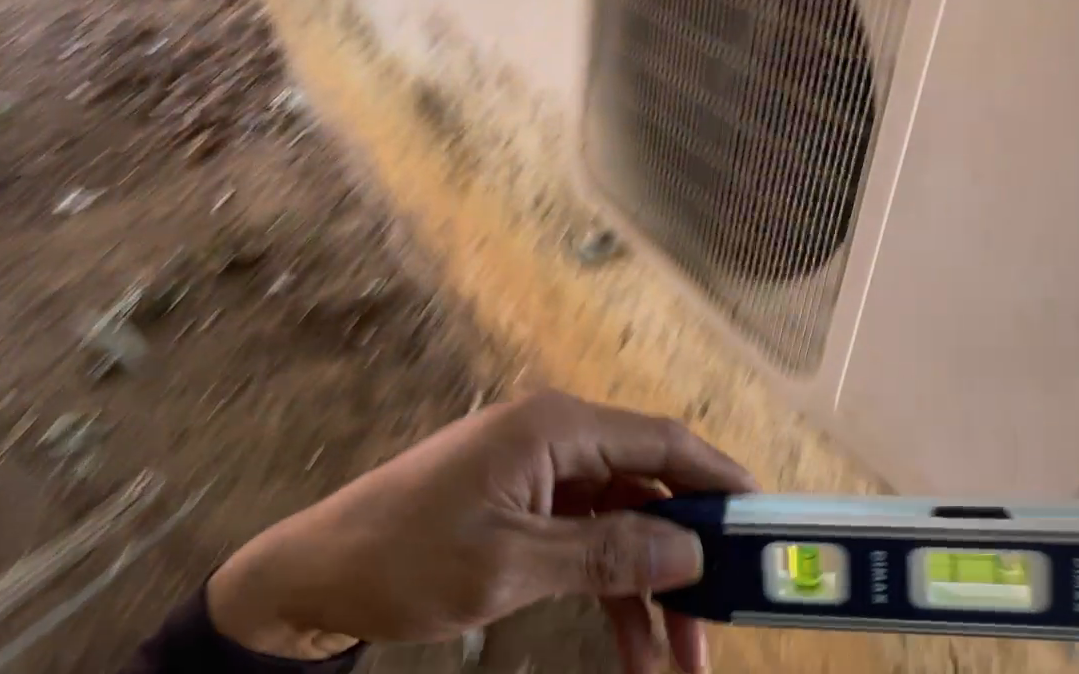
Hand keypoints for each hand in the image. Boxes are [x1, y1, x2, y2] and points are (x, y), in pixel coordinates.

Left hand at [205, 390, 756, 673]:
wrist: (313, 575)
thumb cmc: (406, 558)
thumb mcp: (511, 566)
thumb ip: (606, 554)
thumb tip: (691, 550)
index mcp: (557, 427)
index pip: (661, 441)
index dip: (717, 475)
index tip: (765, 517)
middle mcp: (559, 438)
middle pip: (647, 487)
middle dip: (687, 552)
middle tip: (728, 612)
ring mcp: (543, 473)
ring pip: (623, 524)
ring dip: (652, 587)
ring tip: (683, 661)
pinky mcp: (528, 505)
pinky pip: (589, 543)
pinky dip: (613, 590)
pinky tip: (636, 649)